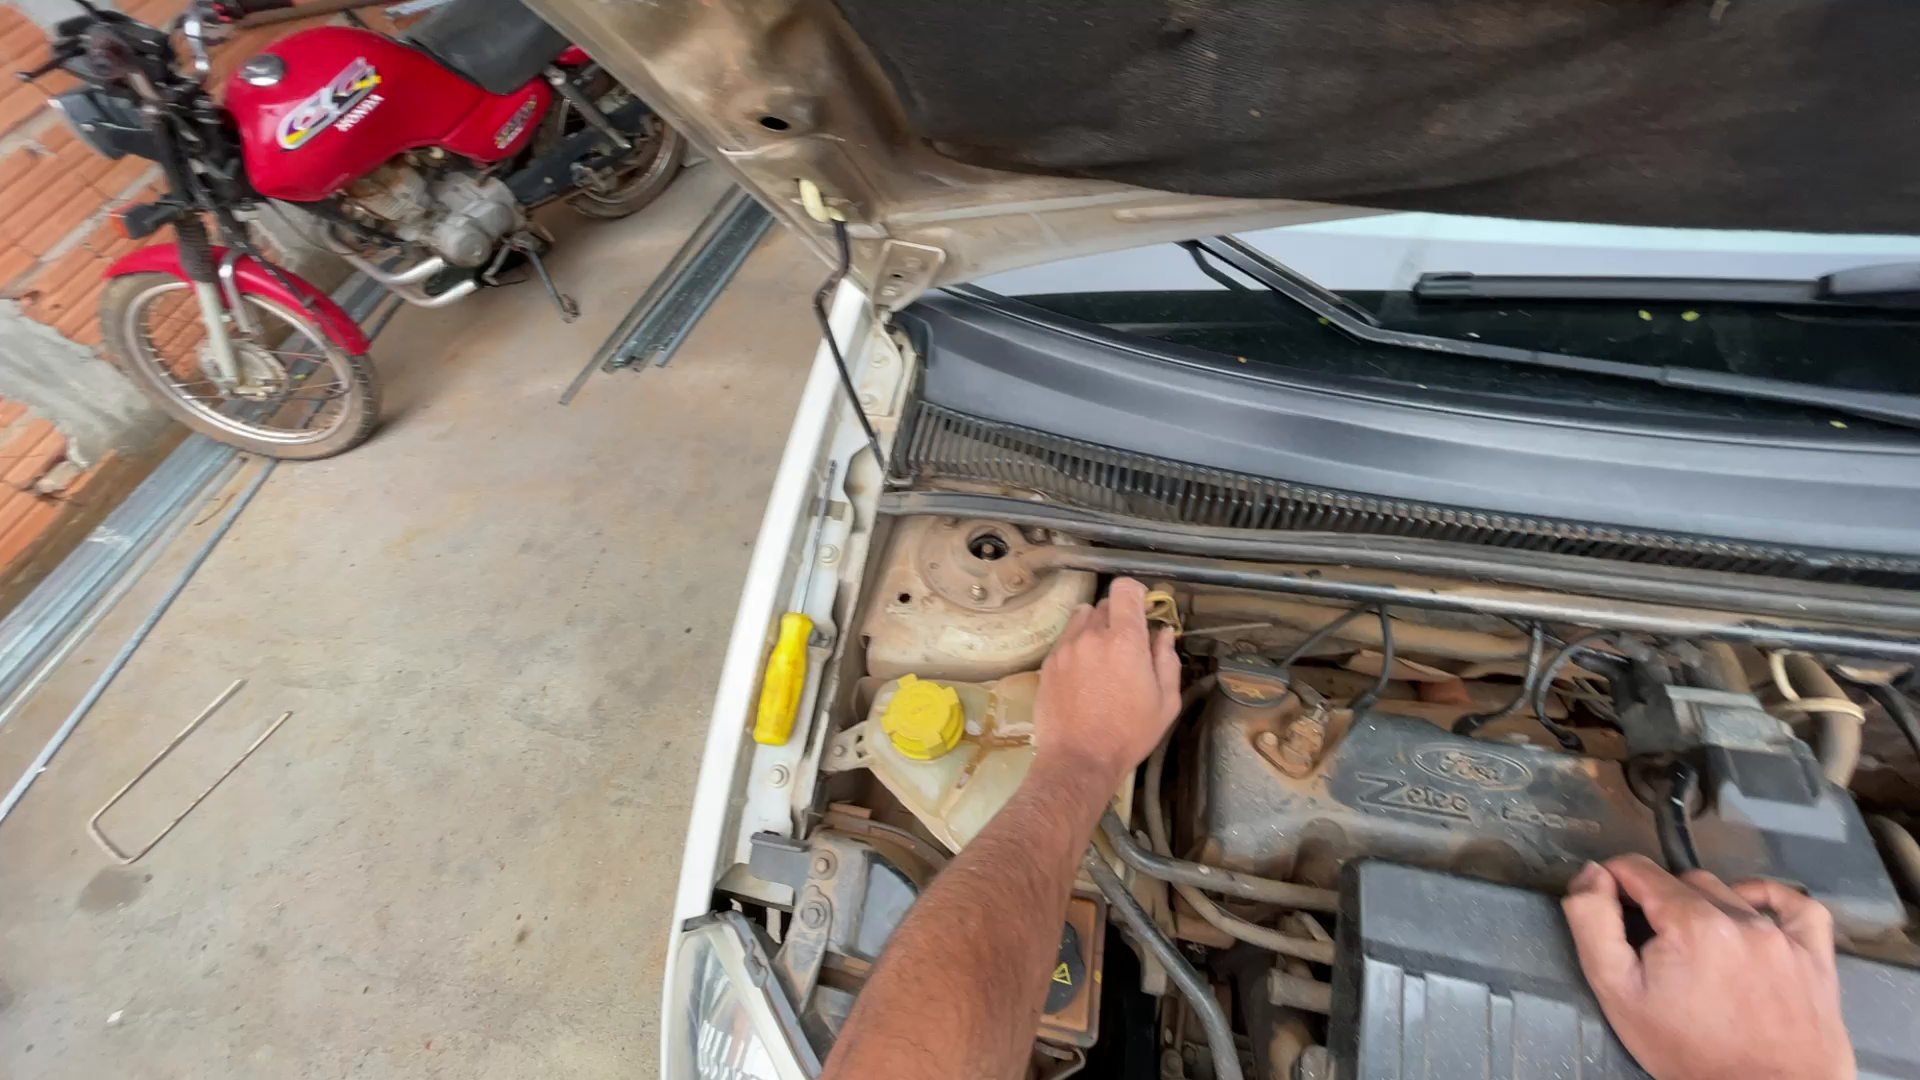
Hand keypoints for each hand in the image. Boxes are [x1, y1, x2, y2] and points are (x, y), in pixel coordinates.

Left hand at [1032, 577, 1180, 788]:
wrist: (1078, 758)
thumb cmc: (1128, 734)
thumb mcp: (1165, 702)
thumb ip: (1166, 660)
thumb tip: (1163, 633)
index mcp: (1125, 641)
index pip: (1125, 589)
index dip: (1136, 594)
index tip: (1143, 610)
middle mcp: (1091, 635)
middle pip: (1106, 604)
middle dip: (1119, 617)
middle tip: (1128, 645)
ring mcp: (1065, 647)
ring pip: (1082, 618)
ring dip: (1095, 628)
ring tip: (1103, 657)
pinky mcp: (1048, 662)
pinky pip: (1066, 639)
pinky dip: (1077, 646)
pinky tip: (1083, 674)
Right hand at [1562, 855, 1853, 1079]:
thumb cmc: (1683, 1047)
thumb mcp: (1611, 984)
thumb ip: (1590, 917)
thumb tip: (1594, 873)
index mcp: (1691, 923)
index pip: (1634, 868)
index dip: (1611, 884)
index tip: (1609, 914)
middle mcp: (1742, 922)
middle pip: (1678, 880)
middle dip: (1652, 897)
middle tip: (1645, 939)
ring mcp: (1786, 942)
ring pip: (1725, 893)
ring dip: (1697, 904)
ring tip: (1687, 942)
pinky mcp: (1817, 963)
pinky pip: (1801, 909)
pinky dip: (1768, 898)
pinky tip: (1747, 908)